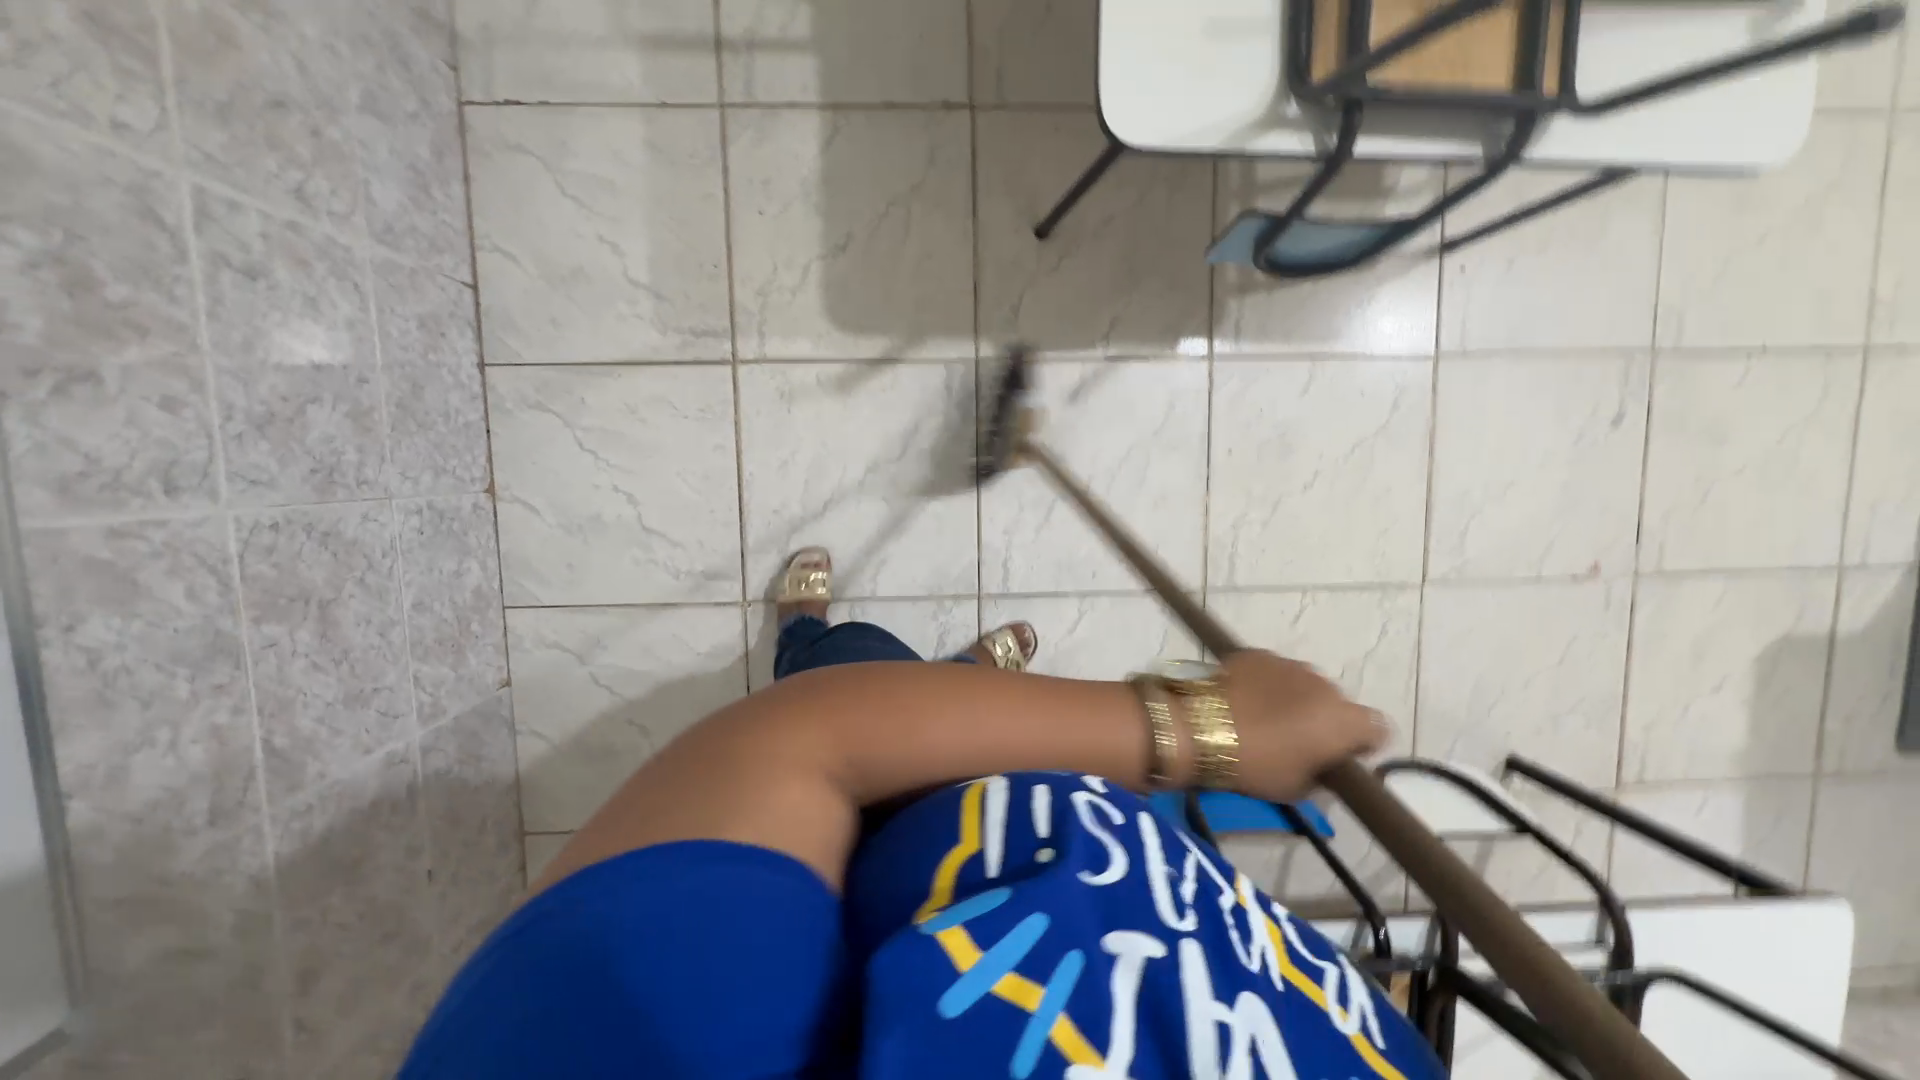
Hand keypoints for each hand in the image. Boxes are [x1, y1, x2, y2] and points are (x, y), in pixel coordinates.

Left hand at [1216, 650, 1387, 801]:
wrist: (1199, 726)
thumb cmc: (1256, 763)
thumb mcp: (1296, 789)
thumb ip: (1320, 777)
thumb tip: (1319, 767)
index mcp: (1345, 720)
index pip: (1378, 729)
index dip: (1362, 744)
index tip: (1340, 757)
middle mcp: (1326, 685)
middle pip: (1338, 704)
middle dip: (1324, 720)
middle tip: (1297, 741)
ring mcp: (1291, 664)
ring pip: (1306, 685)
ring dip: (1296, 700)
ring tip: (1265, 718)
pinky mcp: (1258, 654)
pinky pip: (1274, 672)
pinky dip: (1267, 684)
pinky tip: (1244, 700)